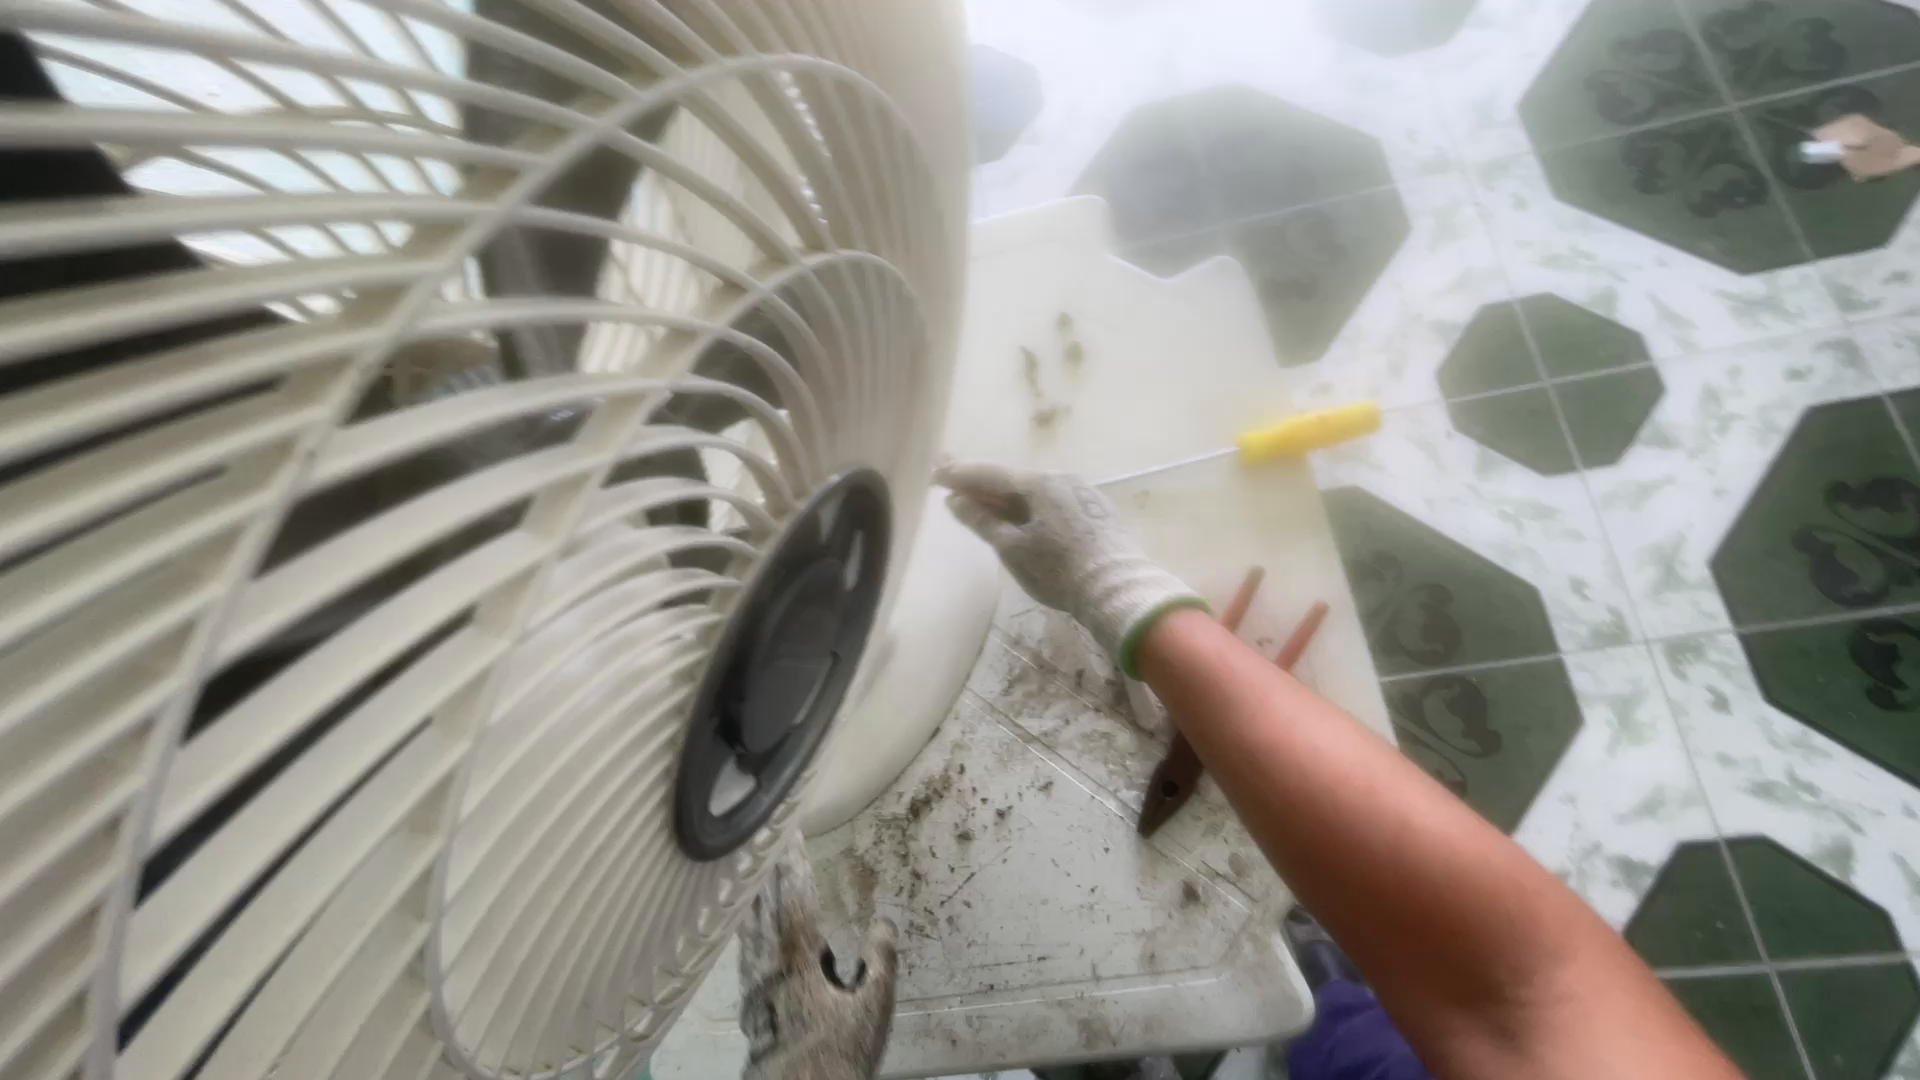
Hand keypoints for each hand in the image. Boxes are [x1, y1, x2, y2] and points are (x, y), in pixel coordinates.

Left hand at [738, 851, 896, 1078]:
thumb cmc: (838, 1056)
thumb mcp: (873, 1009)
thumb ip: (881, 961)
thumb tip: (883, 921)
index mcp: (798, 960)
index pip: (795, 900)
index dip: (794, 865)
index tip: (792, 835)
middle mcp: (769, 962)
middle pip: (767, 904)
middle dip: (771, 867)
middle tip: (771, 835)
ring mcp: (755, 980)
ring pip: (752, 922)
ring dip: (756, 889)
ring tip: (755, 862)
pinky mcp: (749, 997)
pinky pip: (747, 942)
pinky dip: (748, 918)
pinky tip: (748, 916)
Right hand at [935, 461, 1204, 677]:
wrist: (1117, 590)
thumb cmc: (1058, 570)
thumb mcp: (1012, 549)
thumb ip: (982, 521)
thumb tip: (956, 500)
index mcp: (1038, 483)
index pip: (989, 474)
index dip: (959, 475)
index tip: (934, 475)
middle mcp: (1061, 478)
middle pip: (1011, 479)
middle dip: (981, 484)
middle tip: (952, 484)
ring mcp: (1081, 493)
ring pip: (1033, 491)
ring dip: (1004, 496)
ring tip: (980, 502)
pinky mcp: (1095, 511)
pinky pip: (1051, 501)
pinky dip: (1028, 506)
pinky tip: (1018, 516)